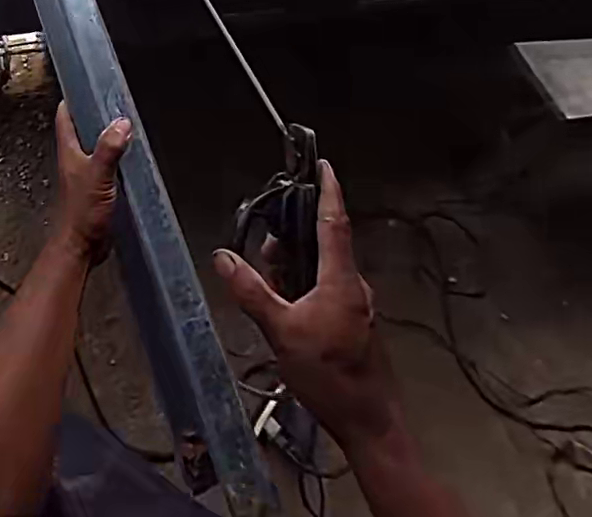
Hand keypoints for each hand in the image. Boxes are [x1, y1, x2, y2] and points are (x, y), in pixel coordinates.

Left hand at [50, 101, 130, 264]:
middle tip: (113, 102)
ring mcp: (83, 172)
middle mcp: (73, 158)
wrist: (82, 245)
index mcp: (68, 150)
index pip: (65, 115)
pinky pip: (105, 164)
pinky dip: (116, 157)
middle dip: (94, 114)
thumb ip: (109, 149)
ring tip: (125, 125)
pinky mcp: (95, 187)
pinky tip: (130, 158)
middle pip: (81, 127)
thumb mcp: (98, 175)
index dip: (72, 98)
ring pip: (94, 145)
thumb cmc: (82, 212)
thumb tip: (121, 123)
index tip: (86, 84)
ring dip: (107, 136)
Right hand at [213, 159, 400, 449]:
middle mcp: (351, 285)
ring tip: (272, 299)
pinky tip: (284, 312)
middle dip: (286, 245)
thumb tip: (222, 256)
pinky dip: (298, 288)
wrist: (368, 425)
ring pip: (315, 268)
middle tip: (264, 264)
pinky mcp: (349, 319)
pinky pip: (320, 288)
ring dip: (289, 272)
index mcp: (340, 280)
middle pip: (317, 244)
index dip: (328, 191)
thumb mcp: (281, 331)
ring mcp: (353, 304)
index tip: (324, 166)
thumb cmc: (331, 377)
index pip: (335, 223)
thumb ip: (250, 290)